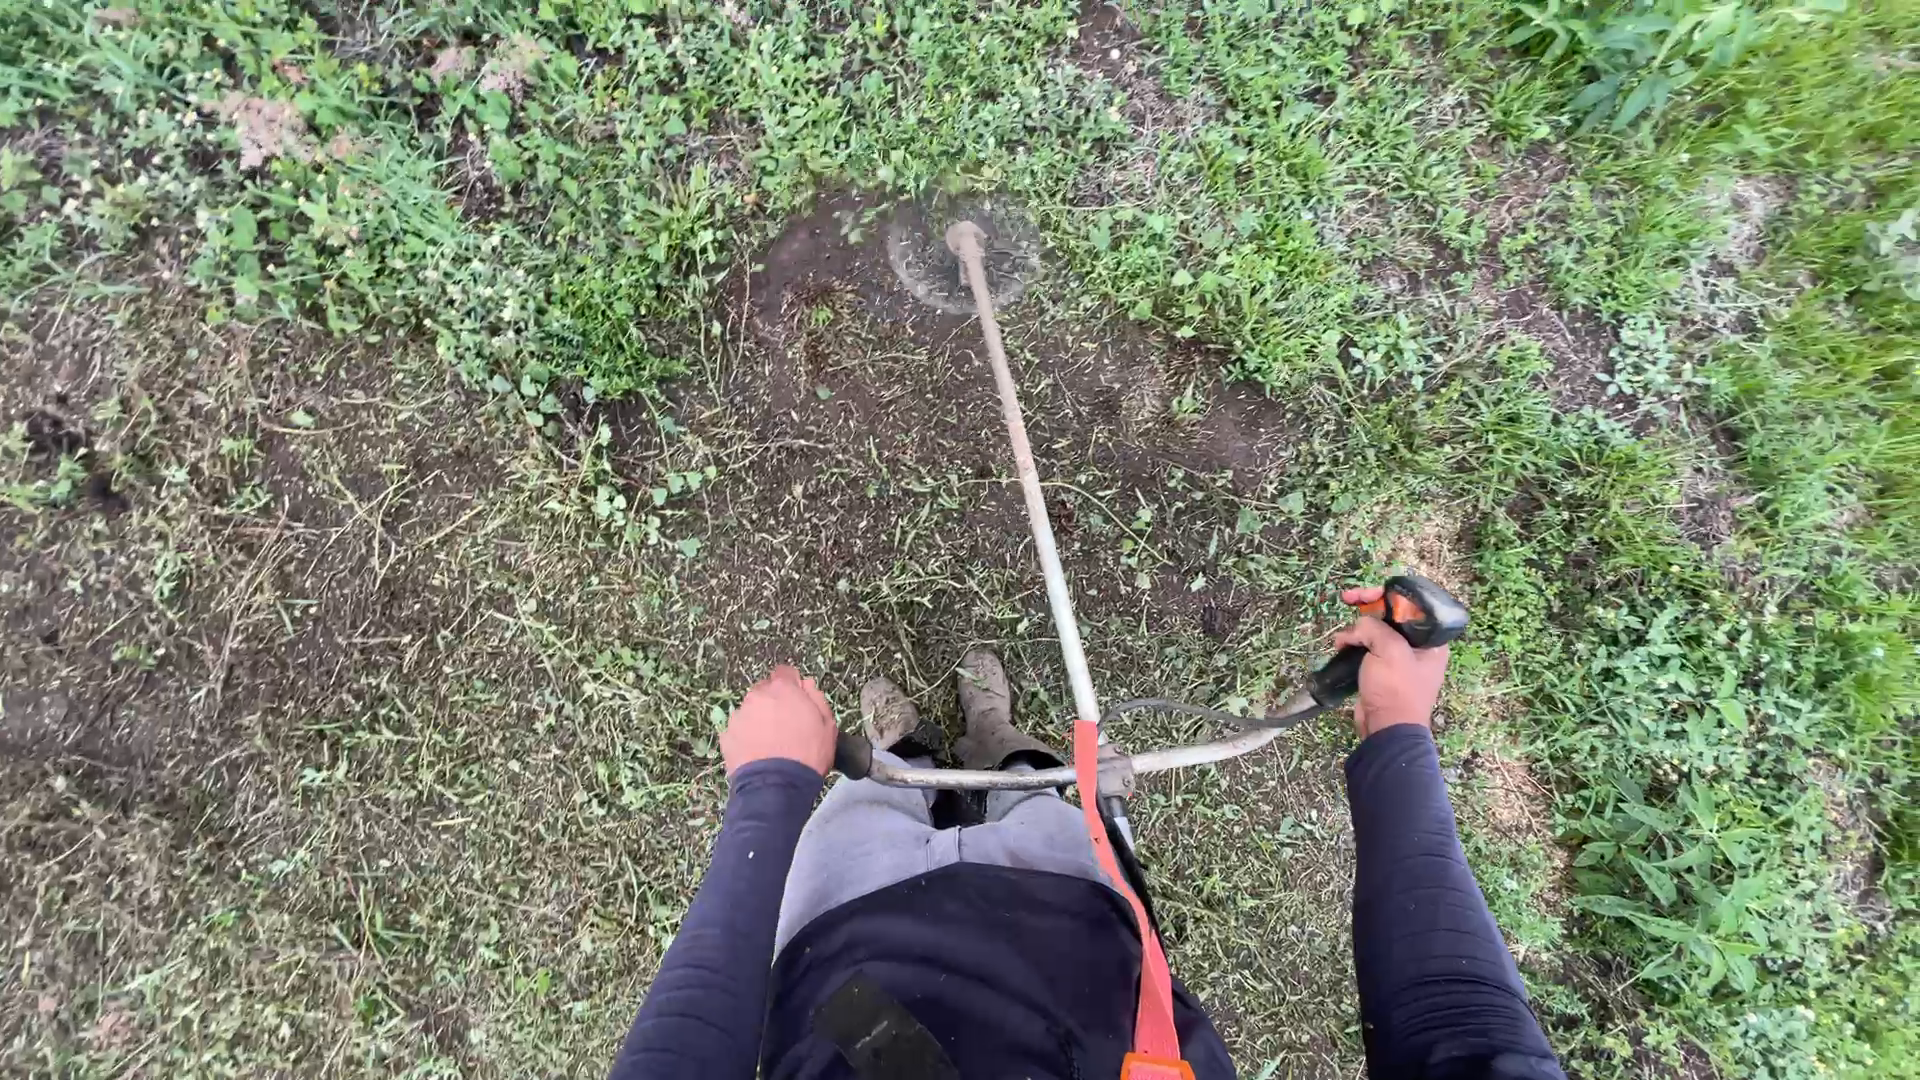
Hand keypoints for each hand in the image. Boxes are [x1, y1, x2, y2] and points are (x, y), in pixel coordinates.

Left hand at [720, 665, 836, 776]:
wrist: (777, 787)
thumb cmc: (808, 754)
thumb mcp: (828, 725)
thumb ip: (816, 698)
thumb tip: (807, 684)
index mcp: (783, 689)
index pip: (785, 672)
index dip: (792, 685)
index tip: (797, 700)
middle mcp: (757, 696)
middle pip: (765, 690)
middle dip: (774, 702)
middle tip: (785, 725)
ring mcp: (739, 716)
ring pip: (751, 710)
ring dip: (759, 719)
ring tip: (770, 743)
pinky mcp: (726, 736)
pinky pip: (739, 730)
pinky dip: (746, 737)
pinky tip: (757, 753)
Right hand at [1333, 586, 1449, 738]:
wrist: (1386, 728)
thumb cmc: (1395, 689)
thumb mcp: (1389, 650)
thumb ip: (1374, 628)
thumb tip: (1357, 629)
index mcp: (1431, 640)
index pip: (1411, 606)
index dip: (1387, 595)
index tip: (1364, 594)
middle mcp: (1418, 647)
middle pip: (1391, 615)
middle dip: (1368, 608)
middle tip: (1347, 598)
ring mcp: (1399, 658)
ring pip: (1376, 631)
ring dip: (1356, 629)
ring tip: (1342, 639)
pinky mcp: (1381, 669)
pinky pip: (1367, 647)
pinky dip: (1352, 643)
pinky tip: (1340, 646)